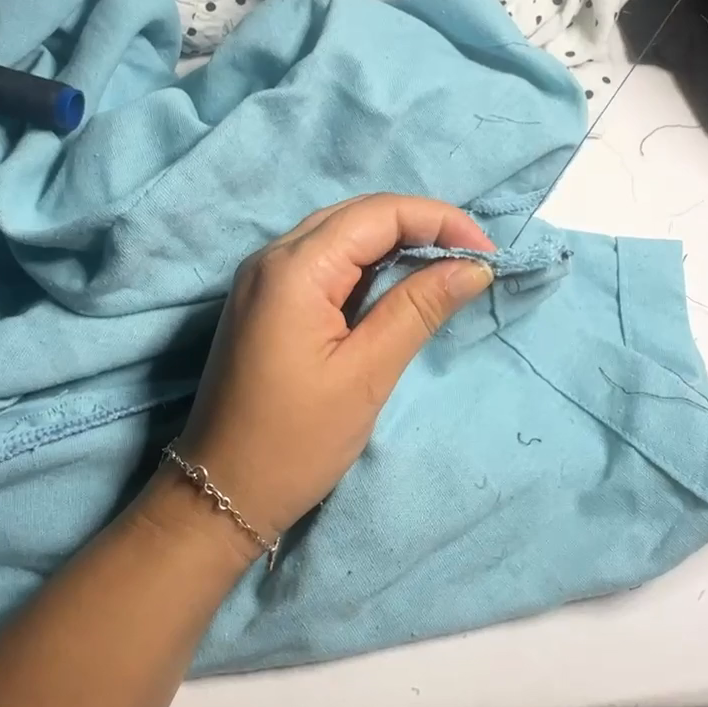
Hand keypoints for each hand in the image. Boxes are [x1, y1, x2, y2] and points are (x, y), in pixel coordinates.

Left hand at [161, 195, 495, 548]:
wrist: (220, 492)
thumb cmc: (295, 441)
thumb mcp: (366, 374)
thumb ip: (419, 309)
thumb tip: (474, 267)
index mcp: (294, 268)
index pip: (379, 214)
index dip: (440, 221)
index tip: (487, 253)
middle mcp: (272, 257)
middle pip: (358, 215)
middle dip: (421, 226)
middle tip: (473, 260)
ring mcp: (263, 277)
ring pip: (341, 234)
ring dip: (396, 243)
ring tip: (447, 268)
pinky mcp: (265, 301)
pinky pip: (324, 261)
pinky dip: (368, 265)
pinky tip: (399, 285)